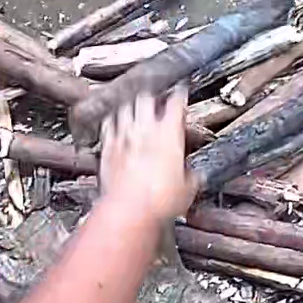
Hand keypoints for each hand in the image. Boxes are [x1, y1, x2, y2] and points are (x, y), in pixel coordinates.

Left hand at [98, 85, 196, 224]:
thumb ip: (191, 177)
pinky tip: (114, 123)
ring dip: (131, 106)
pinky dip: (112, 122)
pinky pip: (107, 125)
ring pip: (124, 107)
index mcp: (169, 133)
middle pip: (146, 97)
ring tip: (134, 108)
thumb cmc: (160, 200)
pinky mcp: (107, 148)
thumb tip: (195, 176)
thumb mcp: (187, 190)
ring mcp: (123, 136)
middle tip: (157, 100)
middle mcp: (145, 128)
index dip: (180, 94)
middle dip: (152, 97)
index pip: (176, 102)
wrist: (130, 210)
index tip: (181, 92)